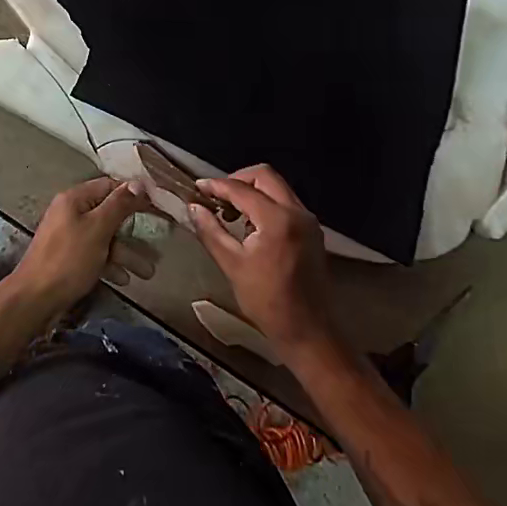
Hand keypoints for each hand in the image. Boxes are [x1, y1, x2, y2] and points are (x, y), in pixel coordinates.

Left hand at [12, 177, 150, 310]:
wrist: (34, 299)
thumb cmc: (68, 259)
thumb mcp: (98, 229)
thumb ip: (120, 205)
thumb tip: (138, 183)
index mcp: (75, 199)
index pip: (111, 186)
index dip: (135, 194)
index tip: (157, 204)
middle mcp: (71, 213)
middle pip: (110, 214)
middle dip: (134, 230)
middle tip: (158, 236)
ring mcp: (69, 236)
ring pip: (105, 238)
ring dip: (126, 253)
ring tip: (148, 272)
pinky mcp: (69, 257)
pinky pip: (95, 254)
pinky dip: (110, 264)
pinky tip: (124, 279)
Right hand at [191, 165, 342, 360]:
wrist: (307, 329)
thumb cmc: (266, 301)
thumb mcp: (232, 265)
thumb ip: (211, 231)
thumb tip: (193, 207)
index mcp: (277, 219)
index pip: (242, 189)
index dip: (217, 186)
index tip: (198, 187)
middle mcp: (297, 212)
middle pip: (265, 176)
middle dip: (238, 180)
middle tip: (217, 197)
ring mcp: (309, 220)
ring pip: (278, 188)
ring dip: (254, 192)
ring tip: (231, 213)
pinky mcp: (313, 231)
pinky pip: (287, 204)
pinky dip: (267, 204)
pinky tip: (251, 225)